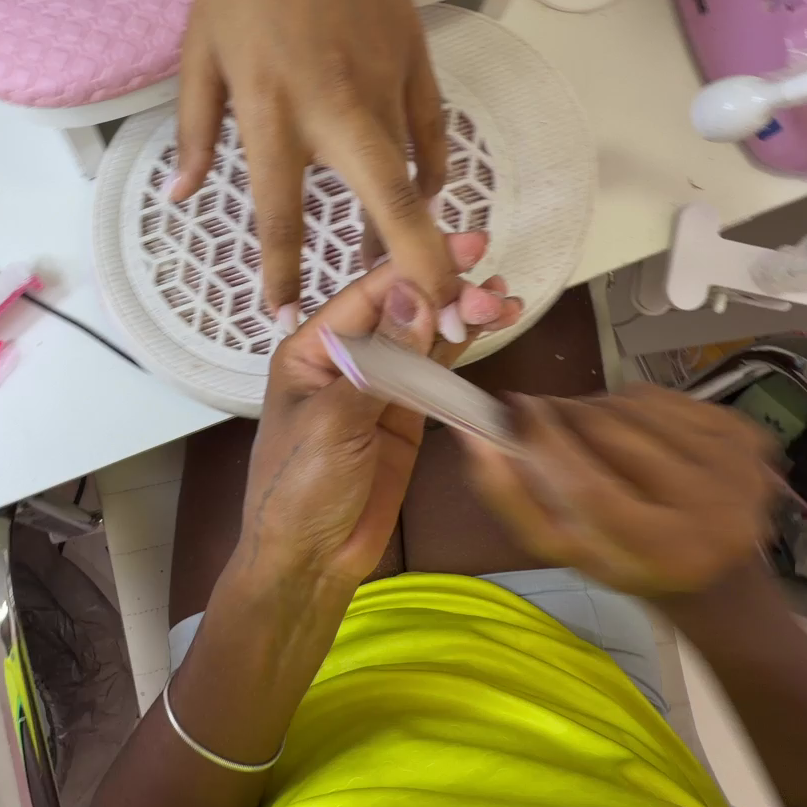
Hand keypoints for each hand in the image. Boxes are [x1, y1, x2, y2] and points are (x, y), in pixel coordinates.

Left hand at [171, 0, 464, 341]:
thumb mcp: (200, 50)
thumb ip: (195, 130)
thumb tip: (181, 193)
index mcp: (272, 112)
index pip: (280, 212)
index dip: (282, 273)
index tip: (284, 320)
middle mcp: (336, 111)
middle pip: (386, 204)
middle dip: (416, 269)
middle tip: (433, 319)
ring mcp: (386, 87)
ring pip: (413, 177)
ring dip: (414, 231)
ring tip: (412, 274)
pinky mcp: (417, 64)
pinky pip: (433, 134)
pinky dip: (433, 172)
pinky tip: (426, 195)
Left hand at [235, 233, 521, 588]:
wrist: (310, 557)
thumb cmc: (301, 486)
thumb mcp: (336, 420)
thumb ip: (381, 360)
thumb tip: (414, 292)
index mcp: (312, 349)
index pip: (368, 295)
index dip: (415, 269)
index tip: (464, 248)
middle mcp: (346, 358)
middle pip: (402, 310)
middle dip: (446, 293)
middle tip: (493, 286)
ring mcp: (379, 385)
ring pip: (425, 337)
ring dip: (462, 316)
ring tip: (505, 299)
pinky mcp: (405, 413)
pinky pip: (436, 373)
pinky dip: (463, 351)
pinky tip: (492, 326)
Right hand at [462, 385, 778, 597]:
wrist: (716, 571)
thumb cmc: (624, 560)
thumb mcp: (562, 545)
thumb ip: (509, 495)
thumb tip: (471, 435)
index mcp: (664, 552)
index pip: (588, 488)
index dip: (544, 443)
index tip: (511, 408)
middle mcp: (713, 509)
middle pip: (609, 435)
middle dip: (562, 415)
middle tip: (540, 417)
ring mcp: (737, 466)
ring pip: (630, 406)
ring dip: (592, 408)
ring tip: (587, 431)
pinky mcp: (747, 433)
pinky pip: (658, 395)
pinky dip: (627, 402)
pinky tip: (630, 429)